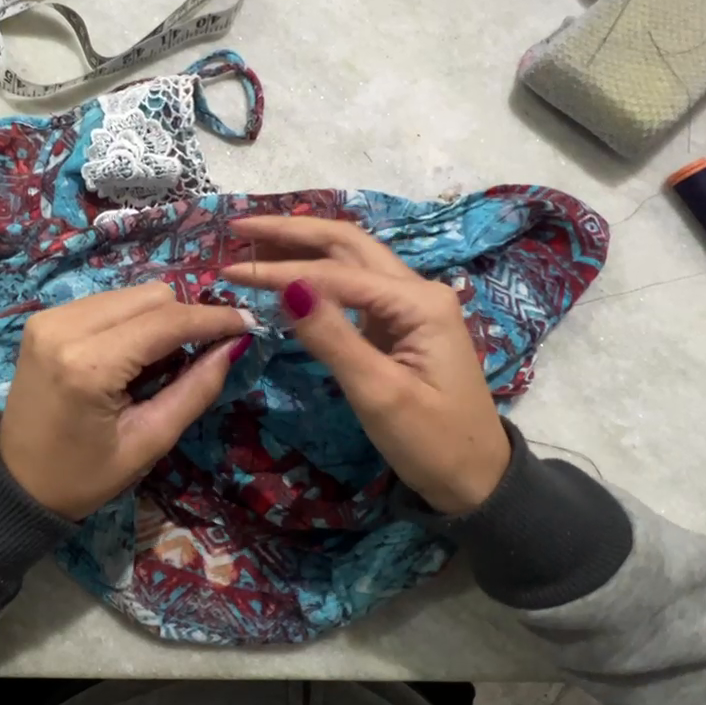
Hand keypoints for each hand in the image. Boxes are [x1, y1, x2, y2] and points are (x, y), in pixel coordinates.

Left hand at [0, 283, 253, 519]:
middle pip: (151, 296)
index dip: (214, 319)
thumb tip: (234, 345)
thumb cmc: (82, 476)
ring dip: (158, 319)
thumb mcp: (147, 441)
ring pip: (129, 294)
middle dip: (186, 319)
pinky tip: (133, 356)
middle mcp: (65, 327)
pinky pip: (106, 302)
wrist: (14, 483)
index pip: (167, 321)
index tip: (249, 323)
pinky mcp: (43, 319)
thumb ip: (194, 390)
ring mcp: (49, 318)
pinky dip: (130, 321)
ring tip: (163, 363)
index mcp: (88, 364)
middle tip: (203, 355)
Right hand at [221, 216, 509, 513]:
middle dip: (291, 231)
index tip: (229, 270)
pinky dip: (315, 272)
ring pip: (350, 259)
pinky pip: (352, 286)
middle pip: (346, 244)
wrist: (476, 478)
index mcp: (418, 303)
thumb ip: (333, 338)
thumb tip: (287, 288)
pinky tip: (288, 271)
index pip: (335, 273)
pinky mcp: (397, 324)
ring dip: (302, 245)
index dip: (280, 269)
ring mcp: (408, 306)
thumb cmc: (432, 441)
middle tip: (238, 226)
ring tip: (252, 239)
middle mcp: (416, 291)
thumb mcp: (379, 393)